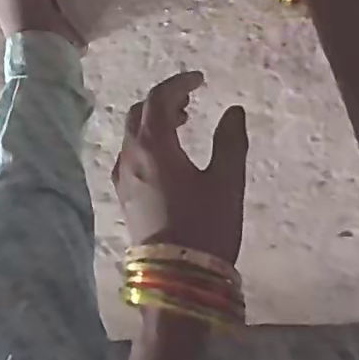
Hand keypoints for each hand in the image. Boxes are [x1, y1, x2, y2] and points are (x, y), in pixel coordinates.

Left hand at [113, 71, 249, 263]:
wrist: (178, 279)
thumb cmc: (205, 226)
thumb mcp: (227, 181)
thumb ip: (230, 141)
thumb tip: (234, 111)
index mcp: (154, 146)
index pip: (159, 99)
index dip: (179, 83)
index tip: (201, 80)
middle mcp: (131, 156)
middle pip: (141, 112)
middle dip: (165, 100)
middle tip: (192, 100)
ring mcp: (123, 177)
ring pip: (133, 134)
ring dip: (156, 120)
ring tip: (184, 122)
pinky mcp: (125, 196)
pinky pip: (132, 153)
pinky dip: (148, 141)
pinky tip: (169, 156)